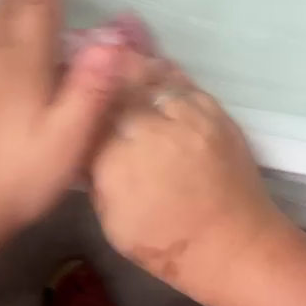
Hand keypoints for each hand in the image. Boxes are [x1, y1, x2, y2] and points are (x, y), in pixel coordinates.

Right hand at [88, 62, 297, 298]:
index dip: (79, 106)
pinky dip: (165, 76)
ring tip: (117, 60)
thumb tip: (87, 146)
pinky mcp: (215, 112)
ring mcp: (189, 118)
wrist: (234, 242)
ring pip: (152, 79)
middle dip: (102, 79)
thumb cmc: (167, 244)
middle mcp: (153, 132)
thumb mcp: (113, 221)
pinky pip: (184, 83)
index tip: (71, 96)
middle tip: (88, 66)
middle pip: (119, 90)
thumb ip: (97, 178)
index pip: (89, 120)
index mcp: (120, 163)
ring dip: (132, 69)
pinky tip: (153, 71)